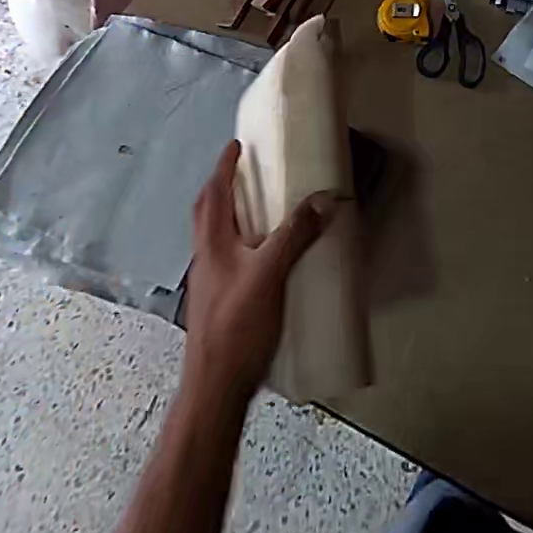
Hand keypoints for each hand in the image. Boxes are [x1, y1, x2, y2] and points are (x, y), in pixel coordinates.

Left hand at [182, 140, 334, 402]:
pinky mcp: (227, 302)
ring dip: (236, 215)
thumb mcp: (269, 274)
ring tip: (264, 207)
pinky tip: (272, 255)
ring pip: (221, 238)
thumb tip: (323, 200)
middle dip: (224, 189)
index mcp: (212, 247)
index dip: (223, 169)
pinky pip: (236, 259)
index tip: (236, 146)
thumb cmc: (237, 326)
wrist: (217, 386)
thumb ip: (295, 235)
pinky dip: (250, 243)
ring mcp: (215, 283)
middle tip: (248, 172)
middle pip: (210, 215)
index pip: (212, 197)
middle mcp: (209, 260)